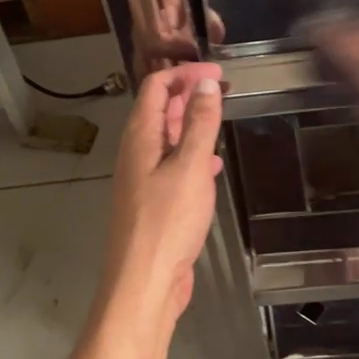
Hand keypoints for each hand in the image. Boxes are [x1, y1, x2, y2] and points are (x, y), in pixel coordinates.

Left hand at [101, 62, 224, 323]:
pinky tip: (212, 165)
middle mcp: (137, 151)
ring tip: (220, 119)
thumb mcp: (190, 166)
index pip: (156, 86)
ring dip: (191, 122)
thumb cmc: (166, 222)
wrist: (143, 285)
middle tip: (222, 89)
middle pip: (158, 108)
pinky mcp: (153, 202)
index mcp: (140, 136)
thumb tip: (205, 82)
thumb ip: (199, 122)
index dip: (185, 73)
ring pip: (166, 137)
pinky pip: (172, 164)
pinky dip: (192, 154)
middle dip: (188, 93)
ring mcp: (142, 178)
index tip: (218, 73)